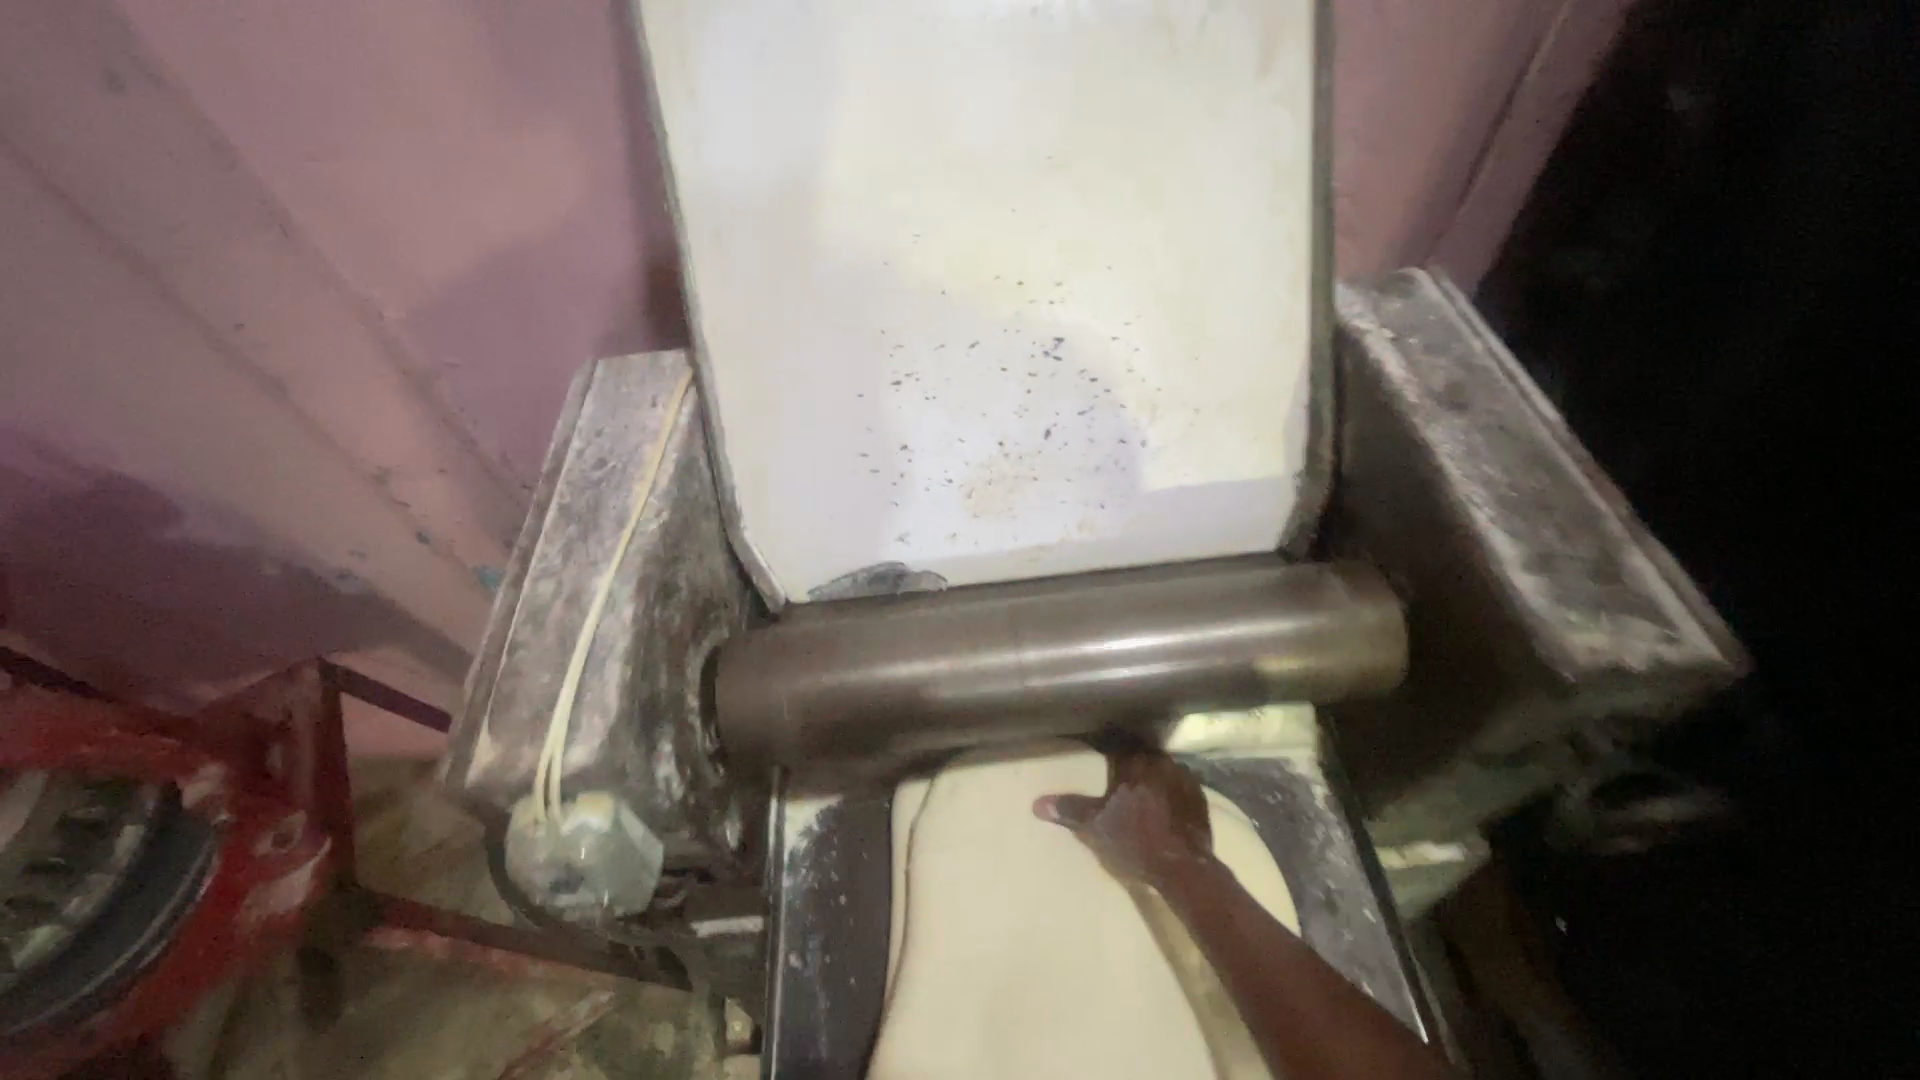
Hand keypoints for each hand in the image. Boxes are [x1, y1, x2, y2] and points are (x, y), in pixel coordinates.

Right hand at [1033, 747, 1214, 886]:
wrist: (1183, 868)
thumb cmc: (1134, 842)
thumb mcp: (1094, 827)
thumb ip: (1068, 810)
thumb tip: (1037, 804)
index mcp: (1132, 763)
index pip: (1116, 744)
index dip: (1107, 748)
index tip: (1100, 753)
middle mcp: (1159, 762)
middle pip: (1141, 755)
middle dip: (1131, 762)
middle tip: (1119, 775)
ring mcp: (1184, 778)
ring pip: (1163, 768)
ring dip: (1153, 775)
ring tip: (1143, 790)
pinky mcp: (1200, 797)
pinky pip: (1181, 785)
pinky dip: (1171, 791)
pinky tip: (1165, 805)